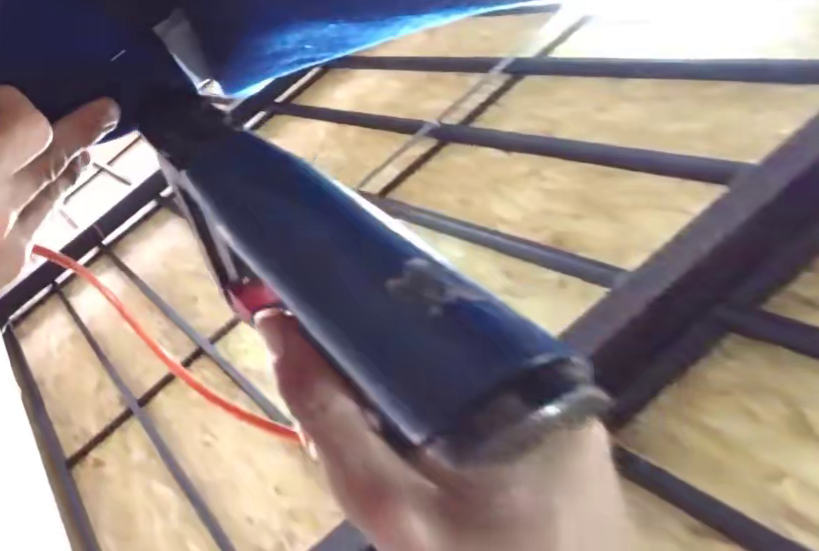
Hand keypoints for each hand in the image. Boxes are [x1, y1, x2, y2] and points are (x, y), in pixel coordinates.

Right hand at [255, 313, 632, 550]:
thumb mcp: (386, 503)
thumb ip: (323, 412)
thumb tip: (272, 324)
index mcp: (522, 388)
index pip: (409, 315)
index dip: (343, 318)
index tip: (295, 340)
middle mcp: (540, 390)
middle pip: (413, 346)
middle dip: (351, 371)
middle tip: (317, 420)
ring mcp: (546, 421)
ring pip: (424, 374)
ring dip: (372, 397)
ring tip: (344, 446)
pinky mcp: (540, 449)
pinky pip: (447, 403)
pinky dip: (402, 416)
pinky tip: (382, 454)